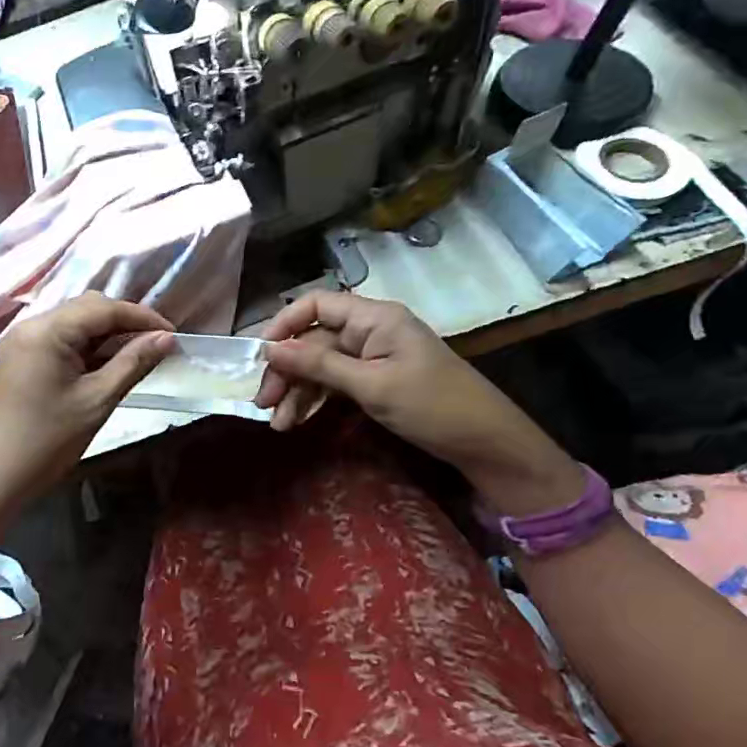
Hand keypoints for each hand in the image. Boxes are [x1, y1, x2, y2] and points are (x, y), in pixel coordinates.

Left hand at [0, 293, 173, 632]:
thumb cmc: (46, 440)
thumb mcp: (97, 400)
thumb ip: (133, 363)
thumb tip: (166, 338)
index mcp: (48, 329)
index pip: (105, 307)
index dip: (143, 317)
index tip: (174, 335)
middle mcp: (32, 326)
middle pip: (88, 309)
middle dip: (124, 323)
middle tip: (156, 347)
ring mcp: (22, 343)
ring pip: (74, 325)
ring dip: (106, 336)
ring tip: (137, 358)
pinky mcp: (19, 361)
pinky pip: (60, 341)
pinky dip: (86, 349)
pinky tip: (105, 367)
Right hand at [255, 291, 584, 514]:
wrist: (485, 442)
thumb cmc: (431, 405)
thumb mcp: (372, 386)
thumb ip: (320, 364)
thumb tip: (271, 349)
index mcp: (374, 317)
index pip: (317, 304)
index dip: (284, 325)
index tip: (260, 356)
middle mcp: (371, 329)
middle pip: (315, 339)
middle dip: (287, 369)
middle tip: (264, 403)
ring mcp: (374, 356)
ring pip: (322, 365)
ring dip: (299, 391)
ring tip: (279, 424)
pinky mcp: (377, 380)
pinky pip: (337, 382)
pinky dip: (318, 399)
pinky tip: (299, 420)